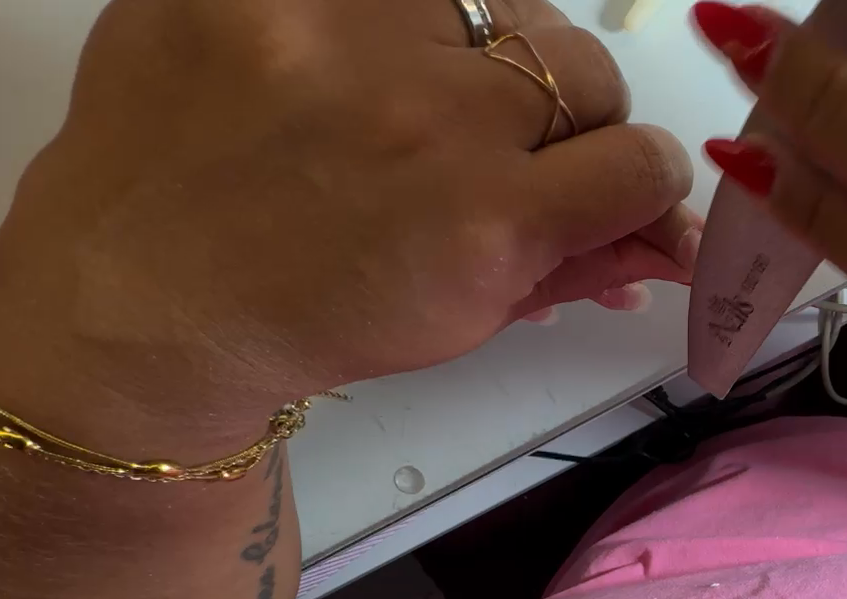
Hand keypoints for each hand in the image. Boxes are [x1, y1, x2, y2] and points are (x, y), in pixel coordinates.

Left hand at [0, 0, 696, 425]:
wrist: (158, 291)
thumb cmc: (344, 318)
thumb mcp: (488, 311)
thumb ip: (596, 263)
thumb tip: (687, 246)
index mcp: (491, 220)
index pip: (644, 163)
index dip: (653, 180)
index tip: (630, 189)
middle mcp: (428, 115)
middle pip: (589, 70)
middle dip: (584, 117)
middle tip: (533, 150)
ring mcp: (333, 30)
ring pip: (510, 4)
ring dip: (508, 54)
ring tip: (450, 95)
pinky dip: (421, 18)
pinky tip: (385, 57)